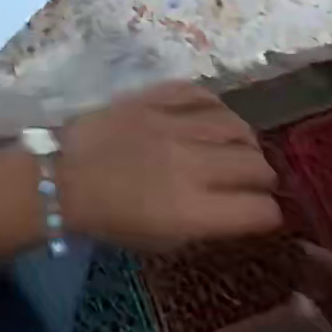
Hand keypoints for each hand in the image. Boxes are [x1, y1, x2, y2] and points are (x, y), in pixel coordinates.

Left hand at [57, 81, 280, 251]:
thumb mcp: (165, 239)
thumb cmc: (111, 216)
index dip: (268, 213)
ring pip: (234, 123)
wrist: (64, 175)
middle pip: (255, 164)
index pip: (261, 209)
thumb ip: (208, 223)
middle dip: (263, 176)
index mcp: (195, 209)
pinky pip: (197, 92)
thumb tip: (239, 208)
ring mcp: (170, 124)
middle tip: (253, 178)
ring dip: (244, 138)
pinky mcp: (150, 98)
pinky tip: (212, 115)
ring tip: (238, 145)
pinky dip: (213, 103)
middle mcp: (191, 163)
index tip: (261, 211)